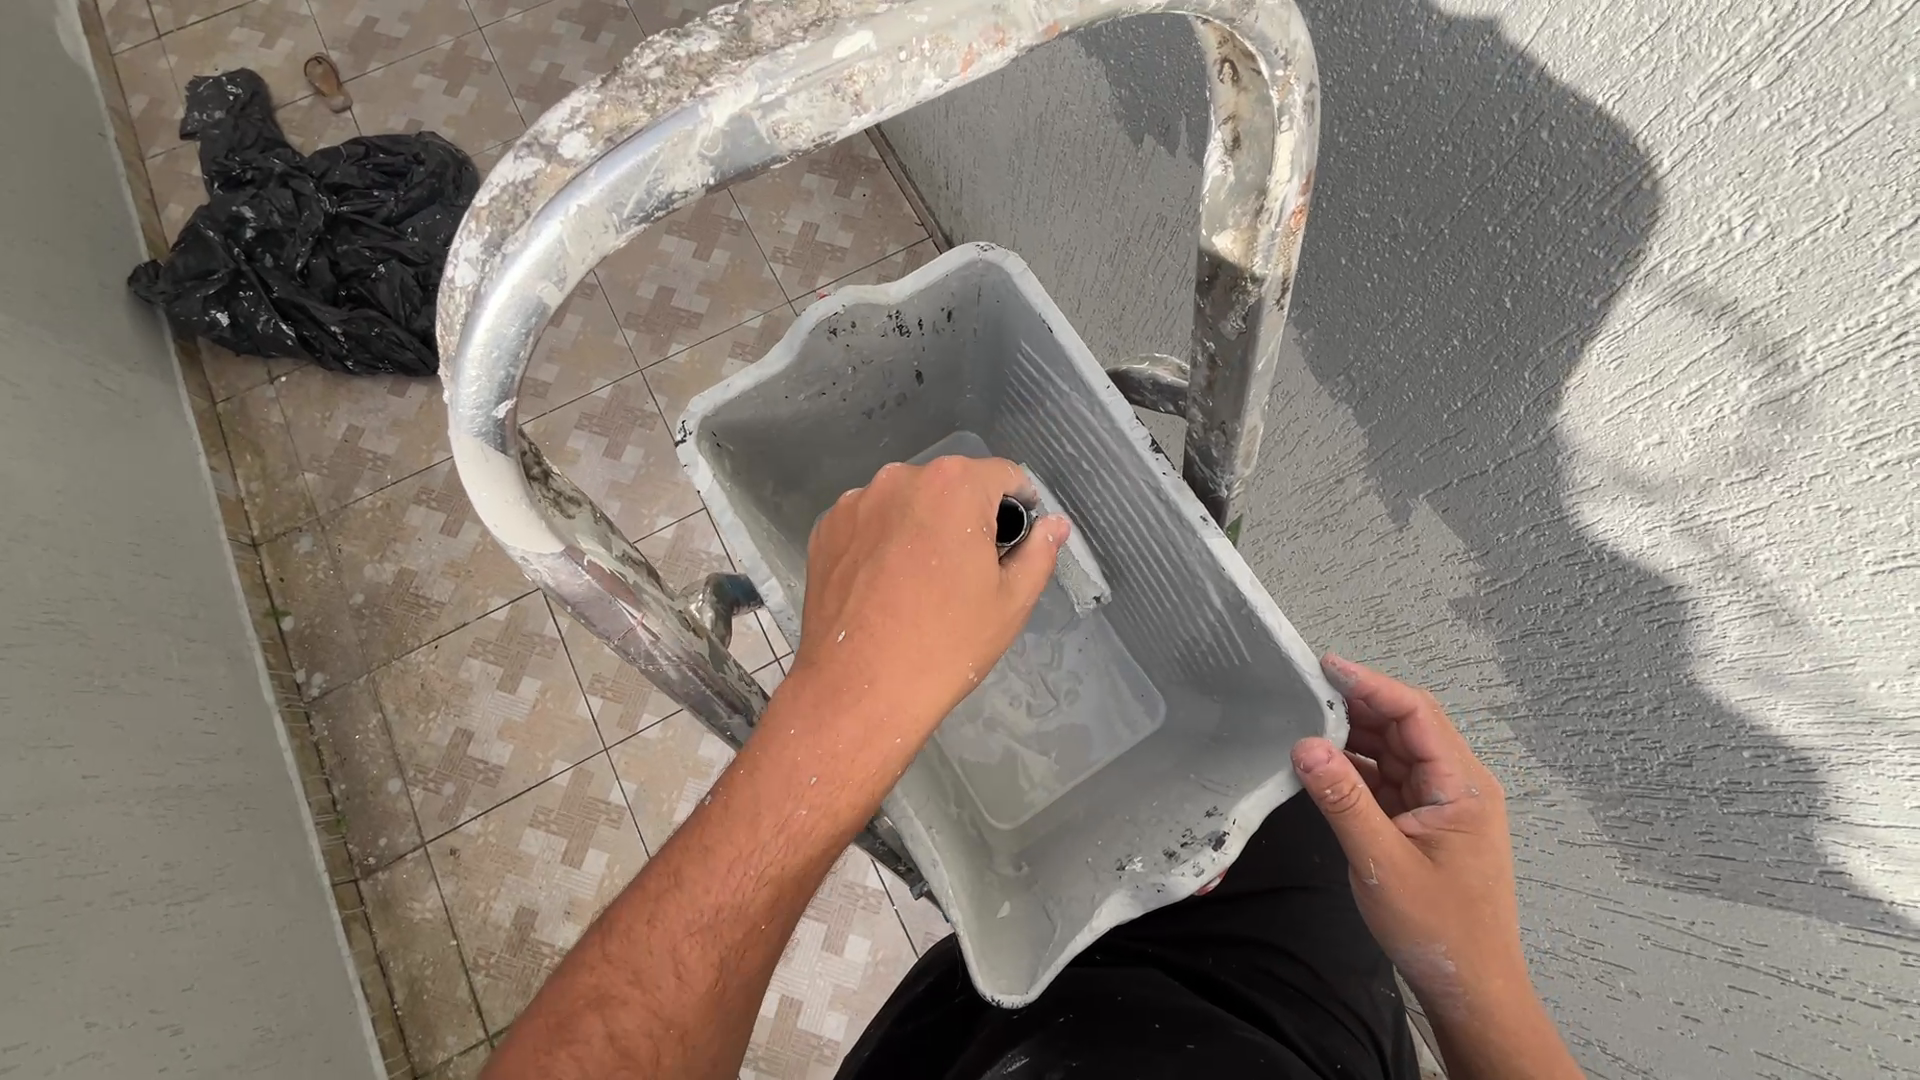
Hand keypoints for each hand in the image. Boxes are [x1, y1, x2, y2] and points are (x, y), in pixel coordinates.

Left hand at [789, 455, 1068, 738]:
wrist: (859, 689)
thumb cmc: (947, 644)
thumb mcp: (1011, 601)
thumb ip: (1038, 551)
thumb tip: (1055, 524)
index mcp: (954, 486)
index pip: (1004, 474)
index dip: (1019, 504)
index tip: (1016, 539)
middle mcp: (900, 479)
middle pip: (951, 485)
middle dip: (966, 515)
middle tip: (968, 570)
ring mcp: (856, 502)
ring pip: (907, 503)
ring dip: (922, 525)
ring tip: (920, 581)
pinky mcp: (826, 529)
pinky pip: (869, 522)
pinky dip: (883, 541)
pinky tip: (884, 585)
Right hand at [1291, 655, 1523, 1014]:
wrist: (1469, 988)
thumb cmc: (1438, 927)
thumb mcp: (1382, 861)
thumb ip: (1342, 799)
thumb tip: (1304, 744)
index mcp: (1461, 786)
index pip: (1417, 714)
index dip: (1371, 685)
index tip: (1324, 666)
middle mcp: (1453, 784)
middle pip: (1403, 724)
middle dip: (1355, 704)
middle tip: (1301, 689)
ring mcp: (1436, 801)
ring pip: (1391, 748)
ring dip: (1350, 734)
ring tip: (1301, 719)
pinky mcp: (1419, 818)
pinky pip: (1383, 775)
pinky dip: (1351, 765)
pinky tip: (1319, 761)